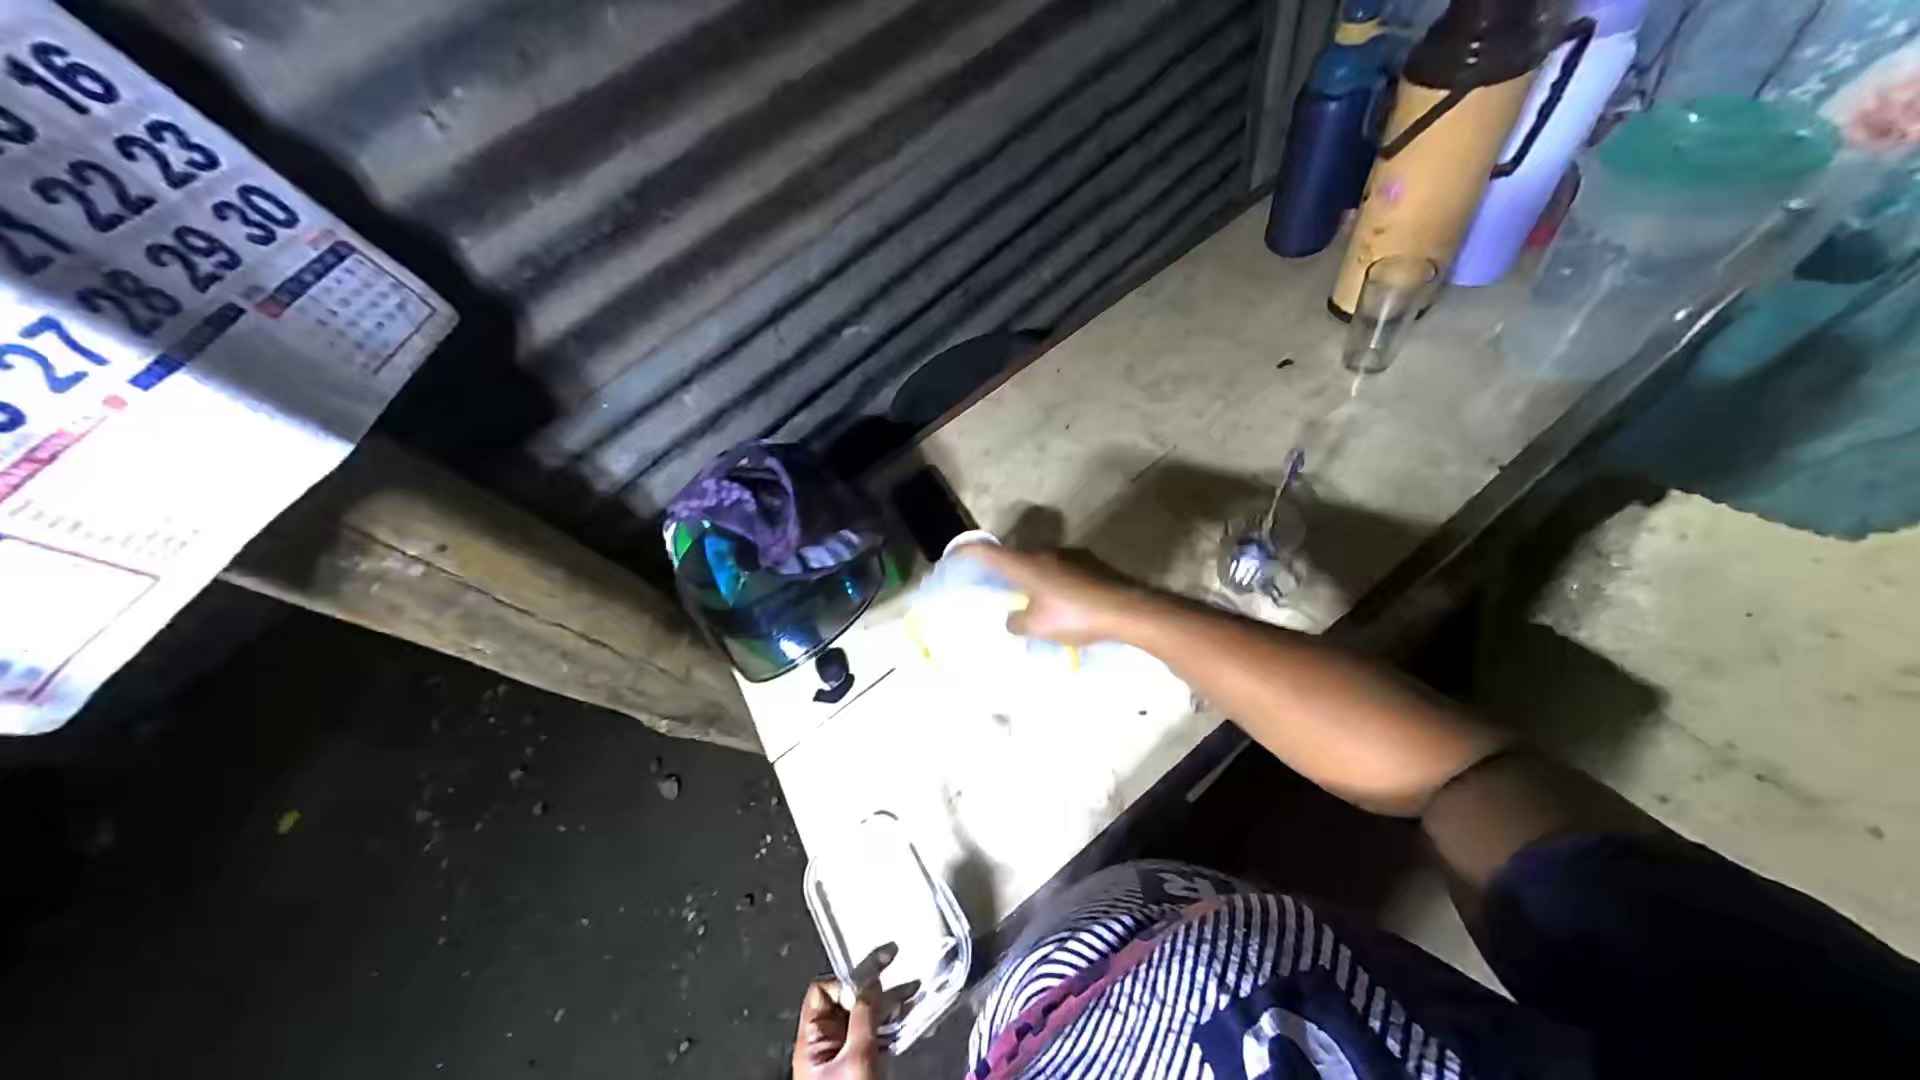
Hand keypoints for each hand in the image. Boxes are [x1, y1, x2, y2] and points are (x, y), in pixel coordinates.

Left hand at [792, 944, 912, 1079]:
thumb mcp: (858, 1057)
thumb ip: (864, 1014)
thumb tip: (870, 979)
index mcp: (812, 1039)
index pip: (823, 992)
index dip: (846, 981)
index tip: (871, 983)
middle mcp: (825, 1042)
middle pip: (845, 1000)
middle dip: (873, 983)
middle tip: (897, 960)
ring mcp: (842, 1056)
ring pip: (863, 1016)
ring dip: (887, 1000)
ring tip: (913, 988)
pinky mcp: (859, 1067)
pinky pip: (872, 1035)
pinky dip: (889, 1022)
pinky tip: (908, 1014)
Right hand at [957, 545, 1149, 645]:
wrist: (1129, 611)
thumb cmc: (1075, 616)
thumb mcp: (1037, 628)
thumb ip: (1017, 622)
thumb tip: (1013, 618)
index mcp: (1025, 564)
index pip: (987, 551)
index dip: (967, 551)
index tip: (953, 556)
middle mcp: (1044, 553)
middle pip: (1013, 555)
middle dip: (1000, 568)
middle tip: (991, 585)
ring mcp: (1069, 556)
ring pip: (1038, 563)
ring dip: (1027, 577)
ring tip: (1025, 598)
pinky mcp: (1089, 564)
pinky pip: (1058, 571)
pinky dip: (1049, 583)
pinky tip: (1056, 603)